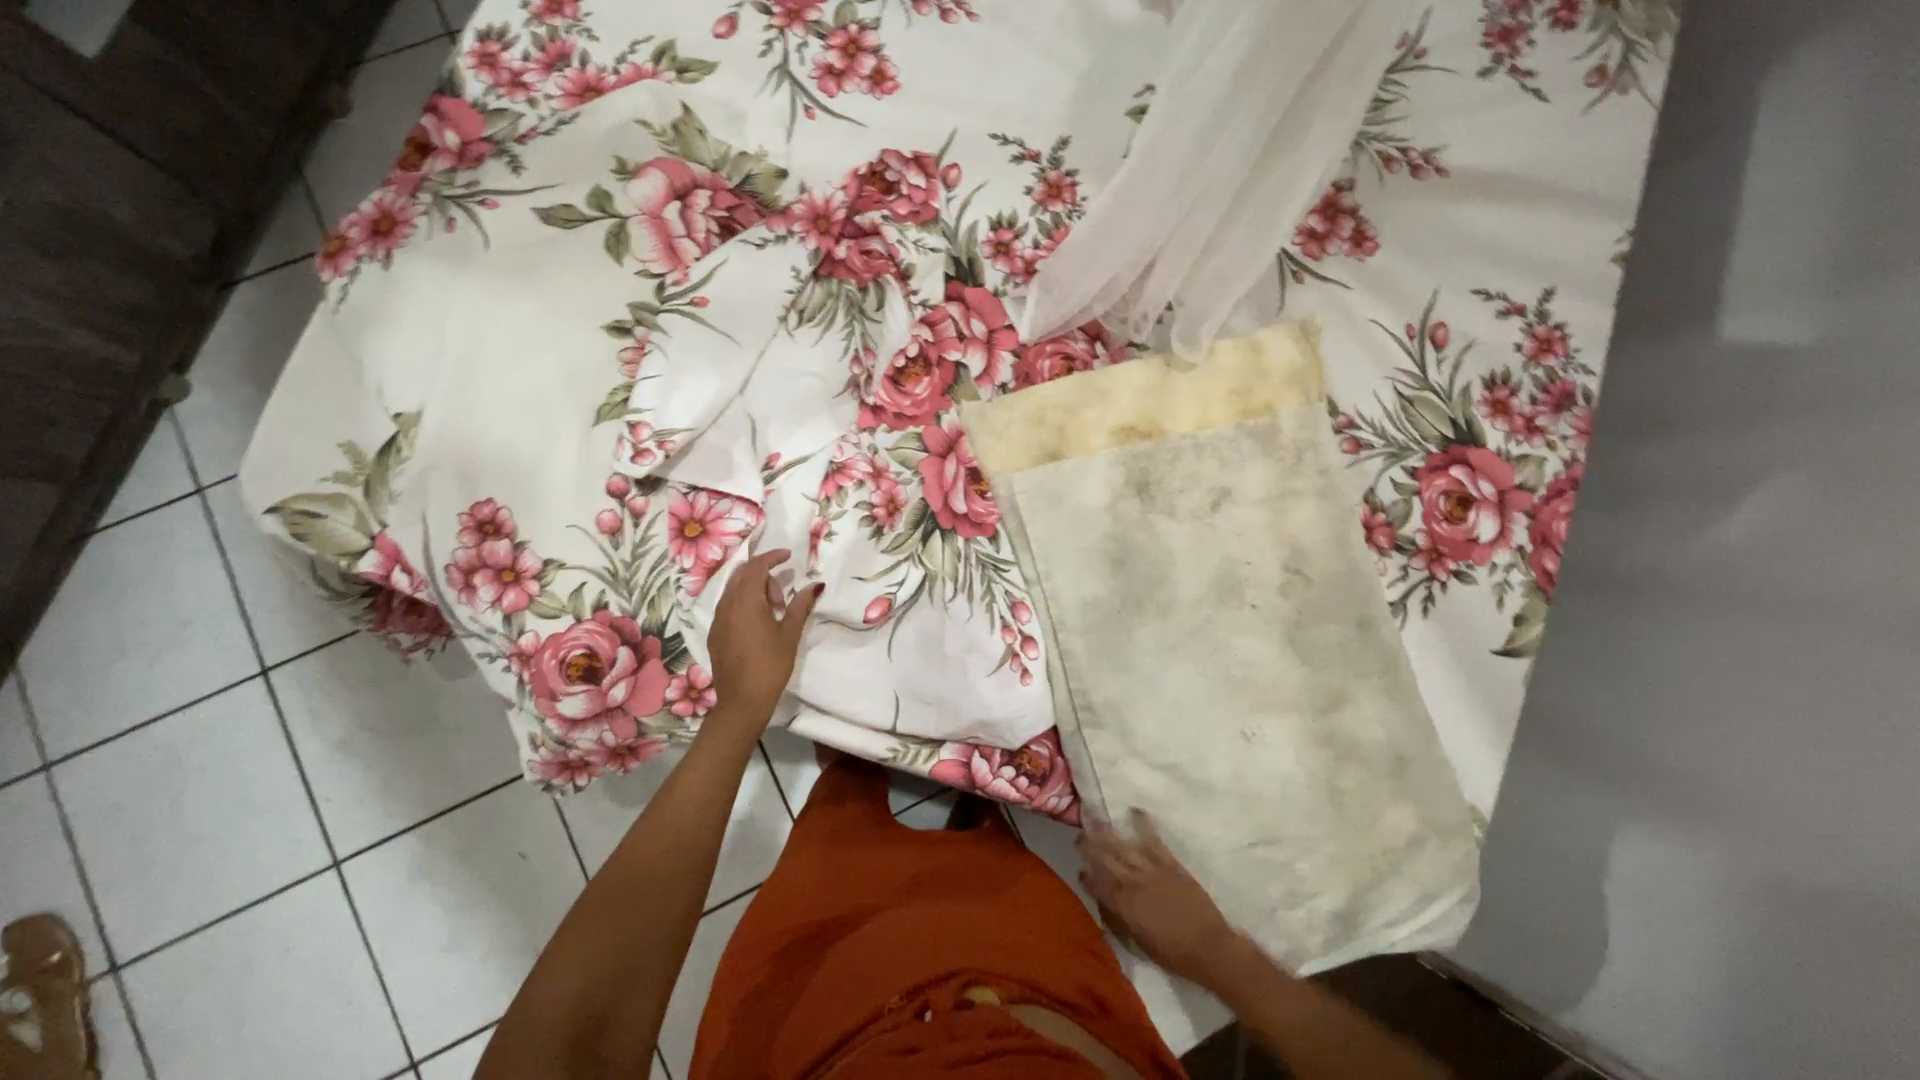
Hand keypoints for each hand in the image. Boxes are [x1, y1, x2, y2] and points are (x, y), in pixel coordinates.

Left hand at [704, 548, 820, 735]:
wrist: (742, 700)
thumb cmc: (771, 665)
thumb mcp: (790, 633)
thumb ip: (800, 605)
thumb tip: (815, 585)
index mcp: (746, 601)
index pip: (757, 566)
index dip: (772, 556)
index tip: (788, 555)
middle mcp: (727, 604)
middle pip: (742, 574)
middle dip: (764, 575)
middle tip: (782, 597)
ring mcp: (717, 619)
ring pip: (733, 590)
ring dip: (753, 590)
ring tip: (772, 611)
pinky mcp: (715, 633)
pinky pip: (728, 606)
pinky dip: (743, 603)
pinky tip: (757, 624)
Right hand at [1079, 809, 1242, 984]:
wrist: (1209, 947)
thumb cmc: (1172, 953)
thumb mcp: (1138, 942)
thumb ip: (1119, 919)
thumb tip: (1105, 903)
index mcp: (1123, 905)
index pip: (1098, 885)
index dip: (1087, 877)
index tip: (1080, 871)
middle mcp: (1133, 883)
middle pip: (1106, 860)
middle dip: (1090, 847)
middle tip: (1079, 836)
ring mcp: (1152, 871)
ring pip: (1124, 847)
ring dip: (1108, 833)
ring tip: (1096, 820)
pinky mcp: (1171, 865)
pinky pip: (1154, 841)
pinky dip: (1144, 825)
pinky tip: (1136, 811)